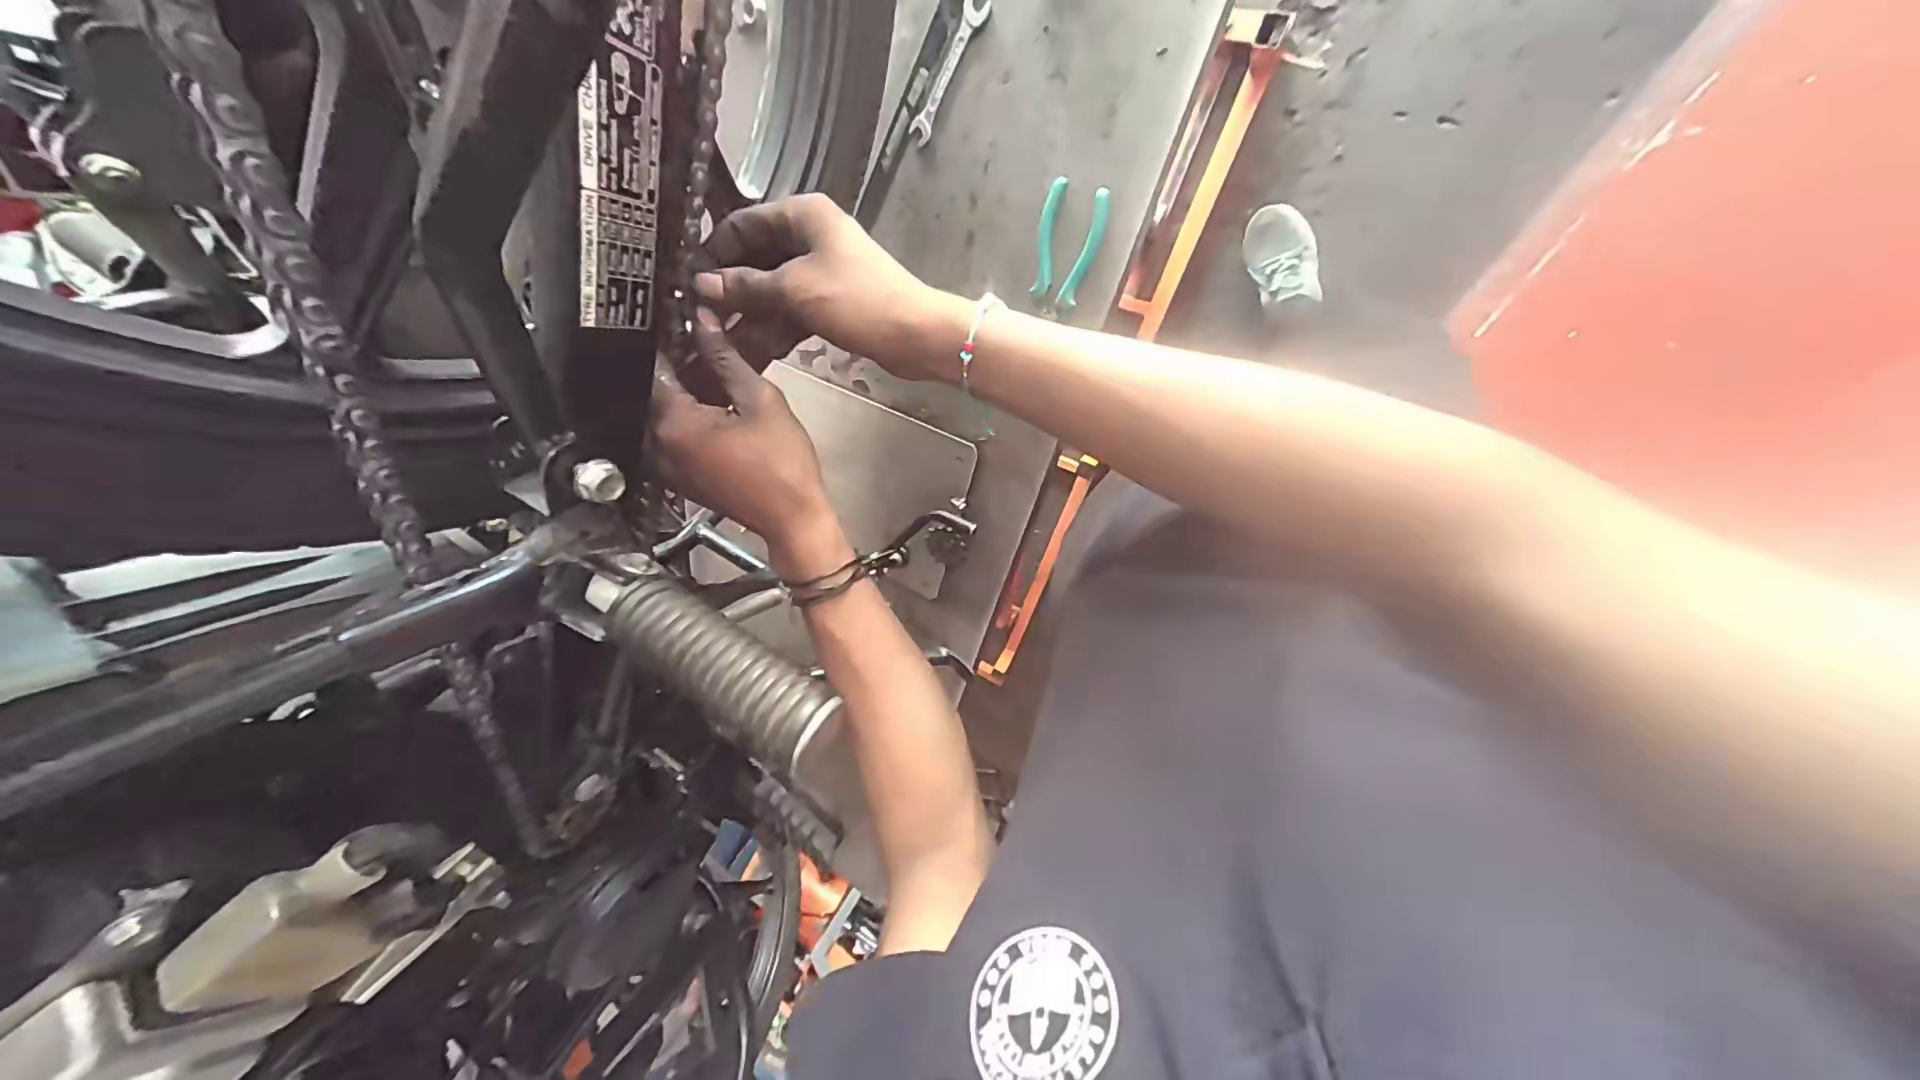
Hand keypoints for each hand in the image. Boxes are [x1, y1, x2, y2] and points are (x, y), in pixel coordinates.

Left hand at [652, 308, 852, 578]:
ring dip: (682, 394)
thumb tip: (703, 324)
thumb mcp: (761, 401)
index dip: (668, 340)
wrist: (793, 518)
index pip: (653, 367)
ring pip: (662, 416)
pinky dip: (686, 420)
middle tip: (701, 347)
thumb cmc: (783, 465)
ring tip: (711, 378)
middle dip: (676, 367)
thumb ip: (726, 359)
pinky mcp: (680, 479)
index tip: (682, 324)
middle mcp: (659, 447)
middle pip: (654, 392)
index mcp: (674, 425)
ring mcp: (667, 466)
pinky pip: (672, 438)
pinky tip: (715, 411)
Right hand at [694, 194, 967, 381]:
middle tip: (702, 319)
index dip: (716, 251)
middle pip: (758, 260)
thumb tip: (702, 284)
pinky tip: (753, 351)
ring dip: (752, 316)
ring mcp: (823, 272)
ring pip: (775, 291)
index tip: (690, 281)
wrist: (914, 334)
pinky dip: (777, 328)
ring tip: (722, 343)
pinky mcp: (832, 303)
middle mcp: (811, 237)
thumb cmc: (856, 300)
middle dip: (732, 291)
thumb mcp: (795, 289)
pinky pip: (794, 311)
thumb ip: (747, 286)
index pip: (744, 224)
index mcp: (803, 215)